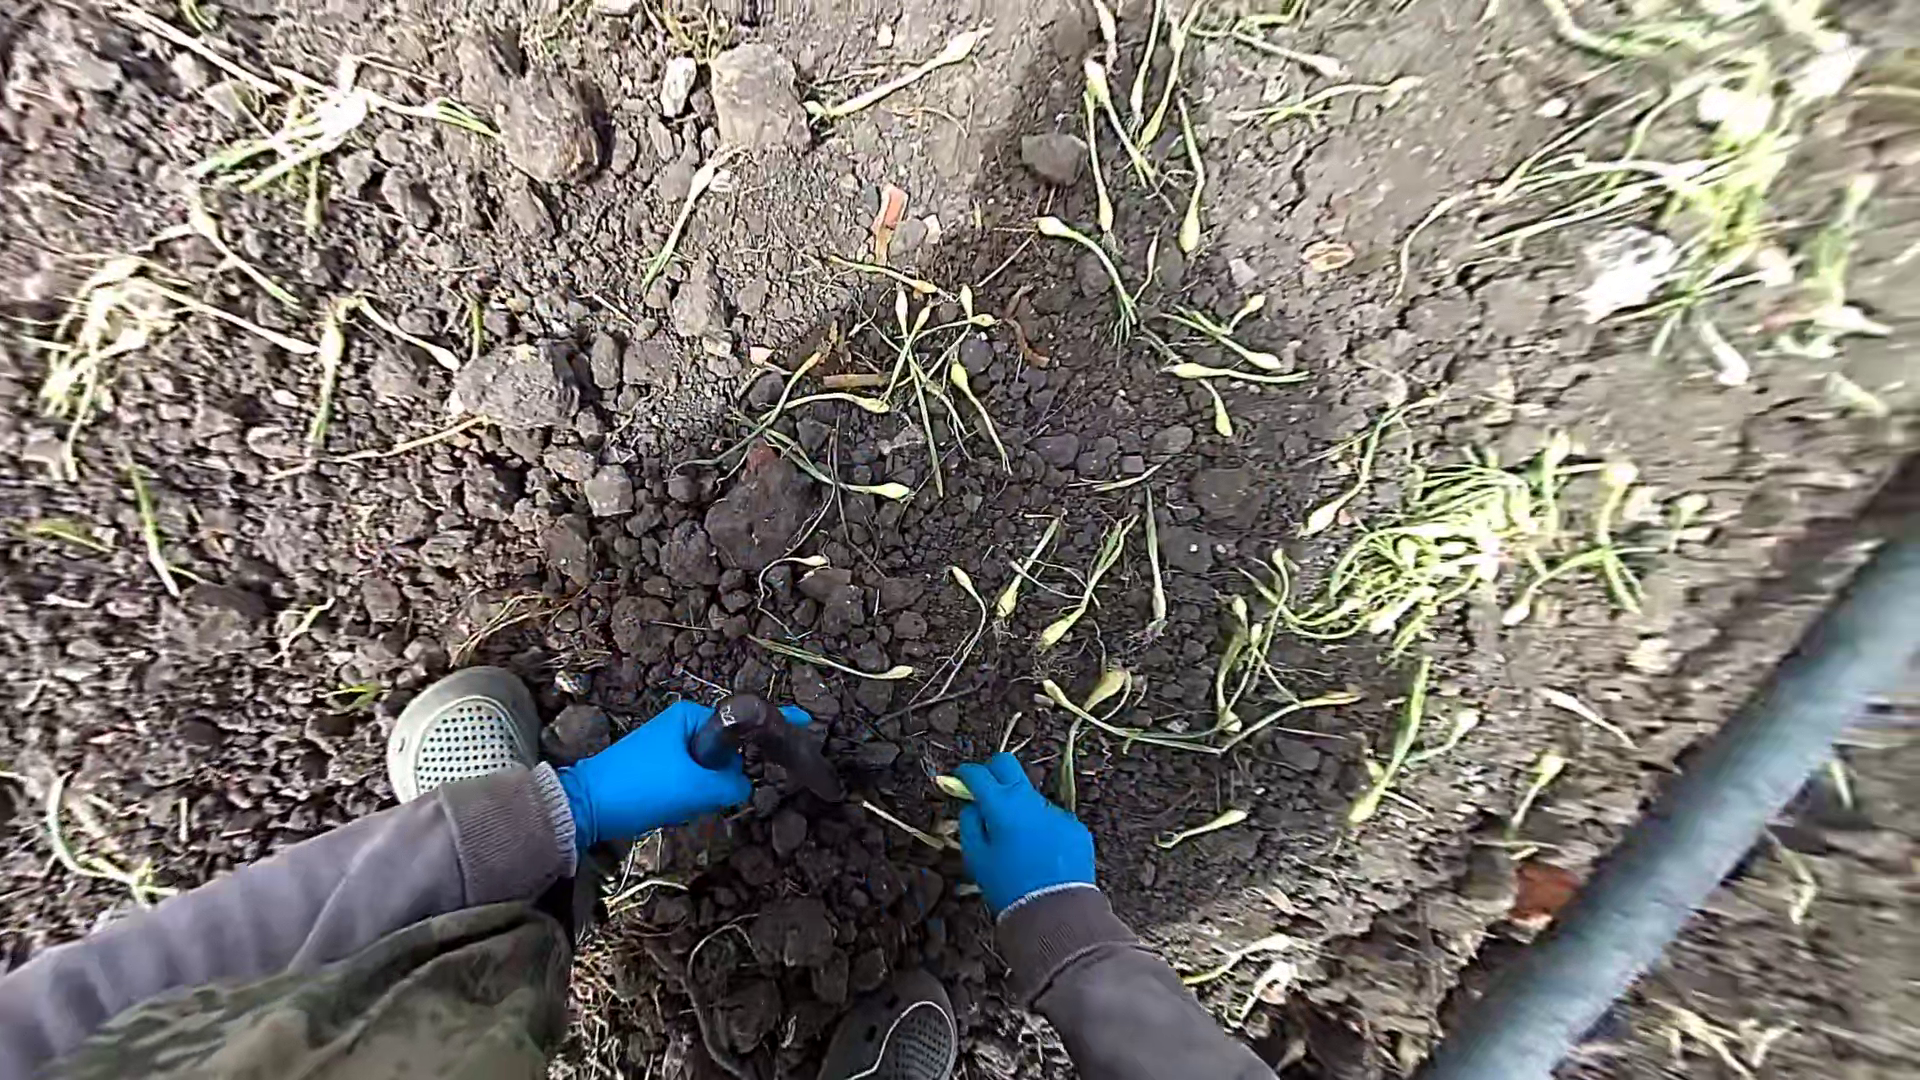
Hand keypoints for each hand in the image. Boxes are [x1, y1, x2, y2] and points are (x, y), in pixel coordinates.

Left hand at [556, 700, 809, 851]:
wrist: (579, 809)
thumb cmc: (640, 787)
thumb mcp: (694, 788)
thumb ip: (730, 786)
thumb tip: (743, 787)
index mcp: (691, 716)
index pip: (743, 718)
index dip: (776, 721)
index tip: (806, 720)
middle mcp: (682, 724)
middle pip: (726, 750)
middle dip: (724, 777)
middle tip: (710, 797)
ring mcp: (669, 746)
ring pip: (708, 770)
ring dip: (704, 791)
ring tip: (682, 808)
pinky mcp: (658, 768)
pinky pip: (691, 779)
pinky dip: (690, 796)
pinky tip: (676, 812)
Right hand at [955, 752, 1095, 913]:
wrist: (1057, 914)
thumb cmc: (1009, 888)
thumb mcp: (977, 858)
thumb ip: (970, 824)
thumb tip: (973, 805)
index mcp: (1002, 805)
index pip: (978, 773)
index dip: (965, 774)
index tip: (961, 780)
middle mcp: (1030, 799)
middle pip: (1007, 764)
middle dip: (992, 771)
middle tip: (986, 793)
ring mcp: (1055, 811)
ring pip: (1030, 796)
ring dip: (1019, 808)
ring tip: (1017, 843)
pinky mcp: (1075, 826)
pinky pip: (1052, 819)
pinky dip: (1042, 829)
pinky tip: (1041, 856)